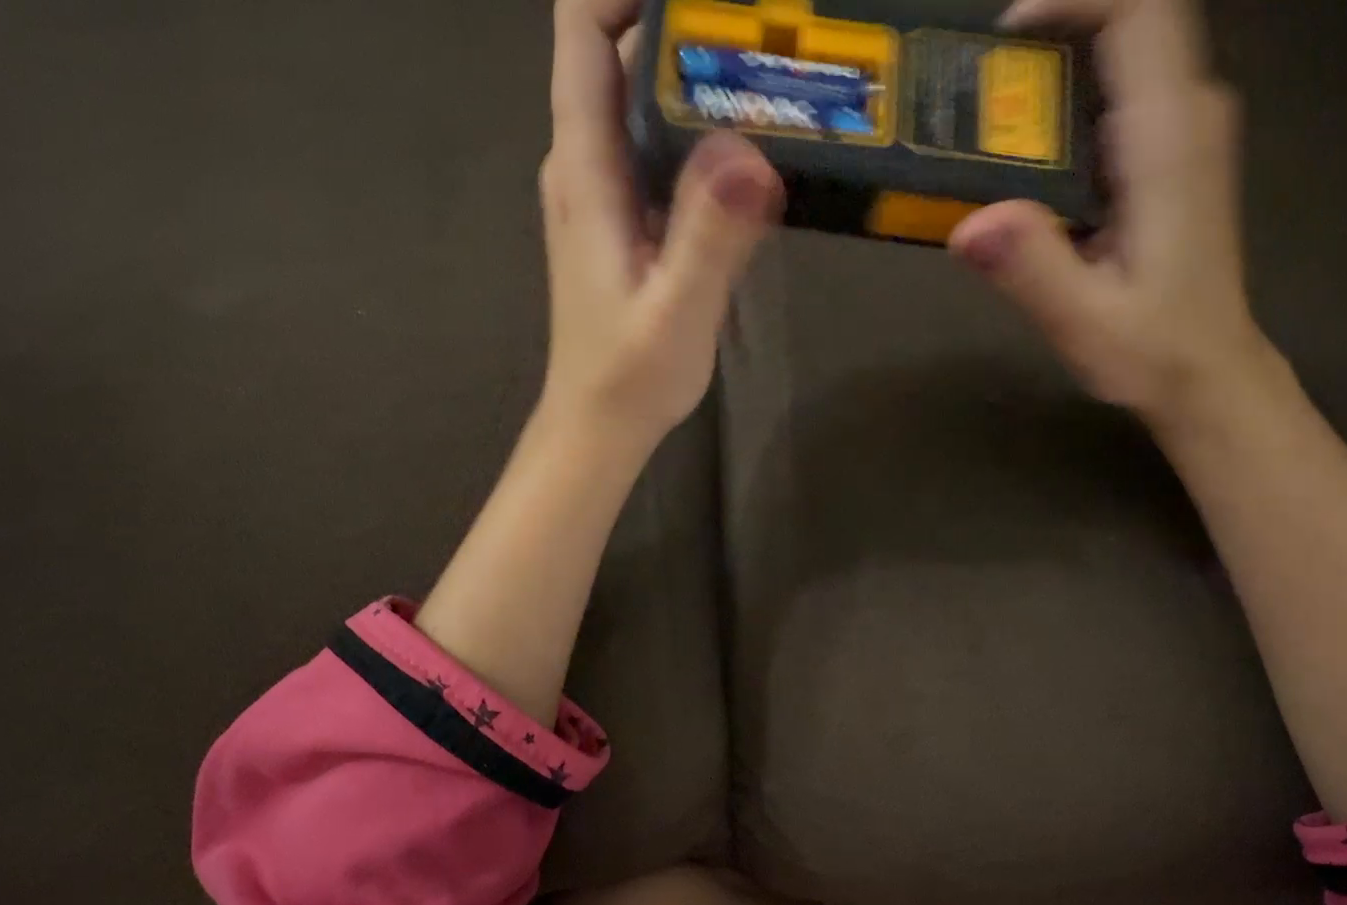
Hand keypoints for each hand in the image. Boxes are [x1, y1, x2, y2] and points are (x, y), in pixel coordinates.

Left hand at [539, 0, 784, 445]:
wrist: (598, 423)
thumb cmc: (628, 376)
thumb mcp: (676, 313)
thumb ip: (708, 239)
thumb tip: (749, 152)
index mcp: (585, 170)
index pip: (581, 38)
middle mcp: (584, 163)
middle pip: (615, 53)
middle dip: (679, 24)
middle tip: (759, 32)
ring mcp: (603, 187)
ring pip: (638, 96)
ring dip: (692, 69)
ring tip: (765, 66)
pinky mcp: (627, 213)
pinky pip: (655, 141)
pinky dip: (696, 121)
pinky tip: (748, 133)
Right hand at [950, 0, 1275, 420]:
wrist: (1208, 372)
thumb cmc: (1154, 351)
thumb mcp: (1086, 323)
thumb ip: (1034, 270)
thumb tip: (968, 225)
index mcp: (1168, 141)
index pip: (1138, 13)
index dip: (1071, 0)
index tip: (1004, 35)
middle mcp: (1186, 115)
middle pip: (1130, 16)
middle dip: (1052, 28)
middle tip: (977, 77)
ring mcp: (1183, 129)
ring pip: (1125, 46)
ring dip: (1055, 57)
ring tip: (987, 102)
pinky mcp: (1169, 149)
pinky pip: (1120, 82)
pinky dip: (1068, 88)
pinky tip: (1024, 138)